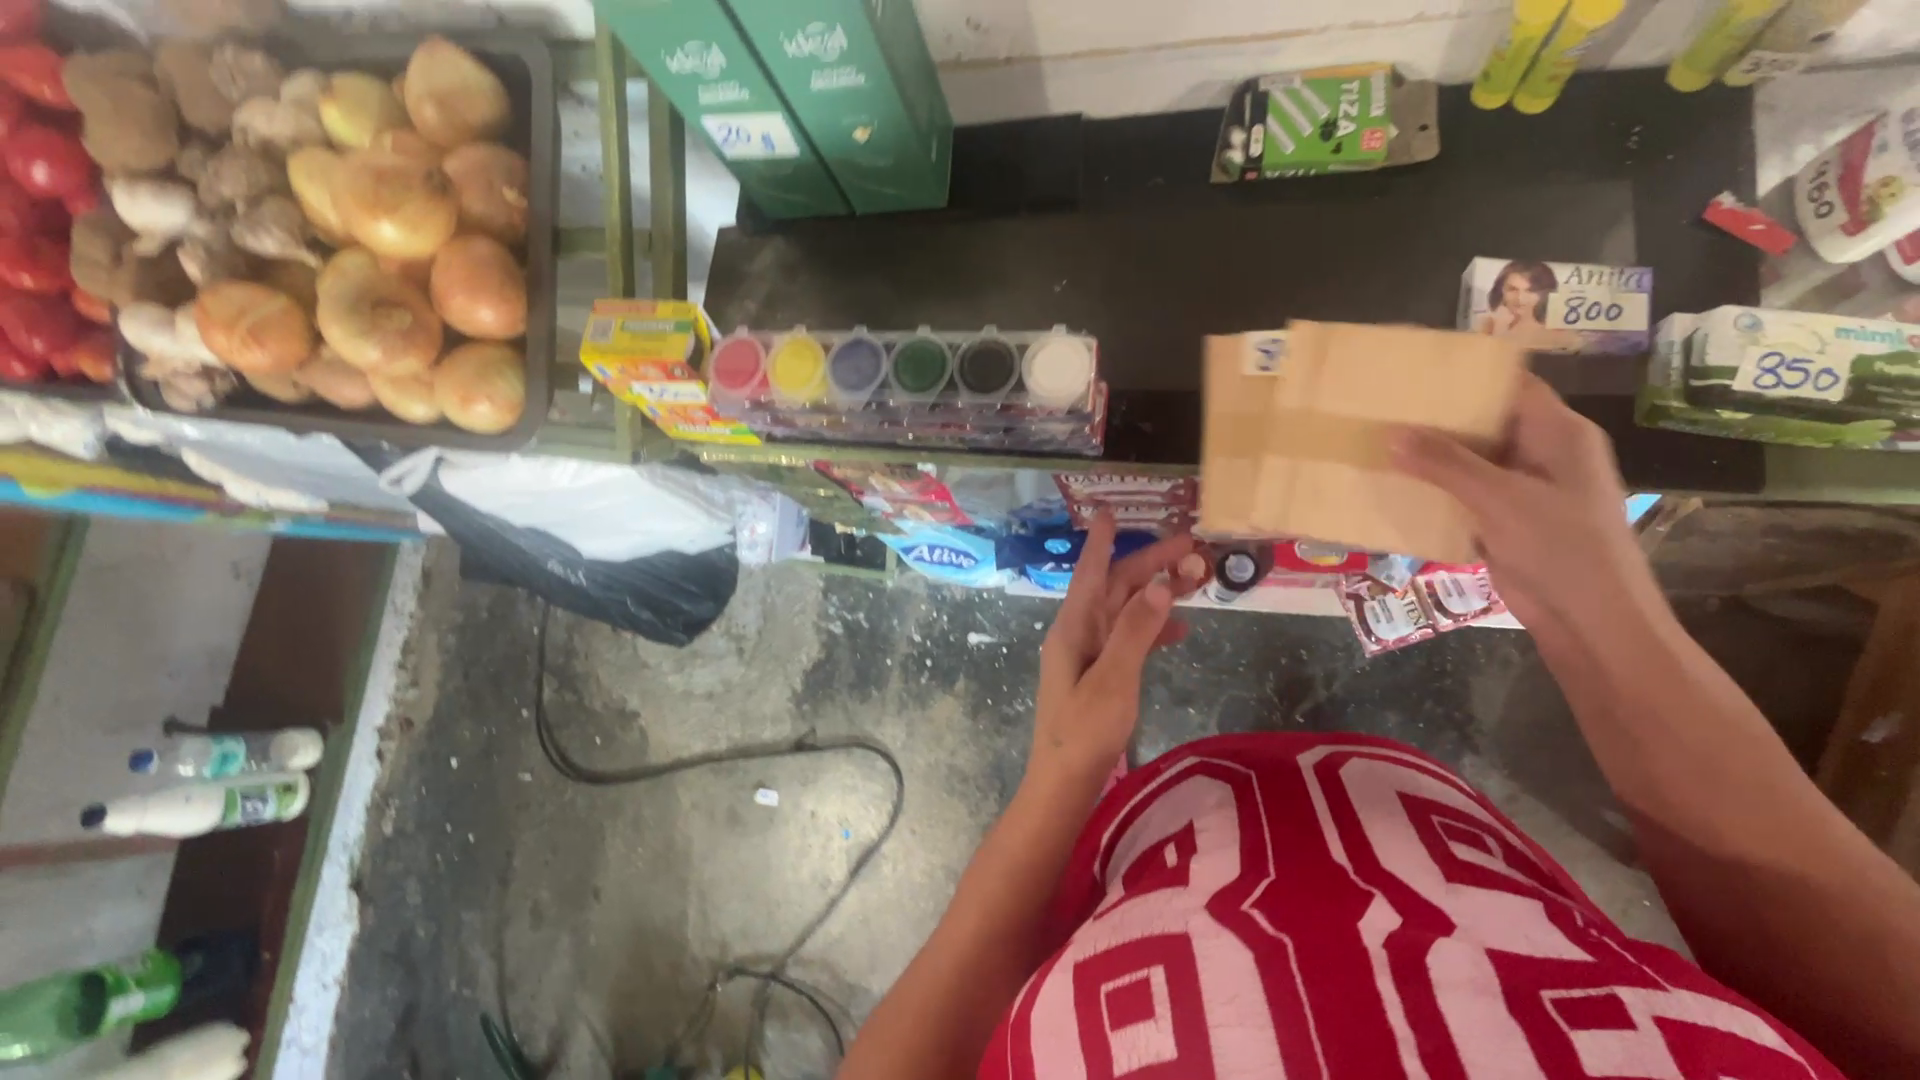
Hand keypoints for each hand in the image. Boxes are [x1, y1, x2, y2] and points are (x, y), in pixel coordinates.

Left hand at [1031, 513, 1204, 787]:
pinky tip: (1180, 631)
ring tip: (1196, 581)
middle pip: (1115, 589)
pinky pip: (1129, 640)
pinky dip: (1153, 630)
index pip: (1090, 573)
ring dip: (1157, 595)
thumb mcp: (1114, 679)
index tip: (1110, 511)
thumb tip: (1161, 585)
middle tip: (1191, 547)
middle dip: (1150, 566)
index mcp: (1073, 628)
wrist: (1065, 782)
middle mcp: (1078, 634)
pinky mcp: (1100, 676)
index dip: (1101, 542)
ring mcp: (1088, 656)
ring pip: (1126, 612)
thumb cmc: (1085, 731)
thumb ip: (1137, 631)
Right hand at [1390, 374, 1667, 638]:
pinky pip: (1466, 495)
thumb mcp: (1499, 498)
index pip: (1511, 387)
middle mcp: (1543, 454)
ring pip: (1472, 462)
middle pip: (1486, 422)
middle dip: (1438, 417)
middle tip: (1385, 406)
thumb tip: (1391, 433)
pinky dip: (1436, 491)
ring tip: (1379, 442)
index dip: (1467, 376)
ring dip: (1432, 457)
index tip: (1415, 371)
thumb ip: (1444, 464)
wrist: (1590, 619)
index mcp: (1559, 434)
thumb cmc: (1559, 547)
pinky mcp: (1507, 521)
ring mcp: (1525, 490)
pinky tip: (1395, 487)